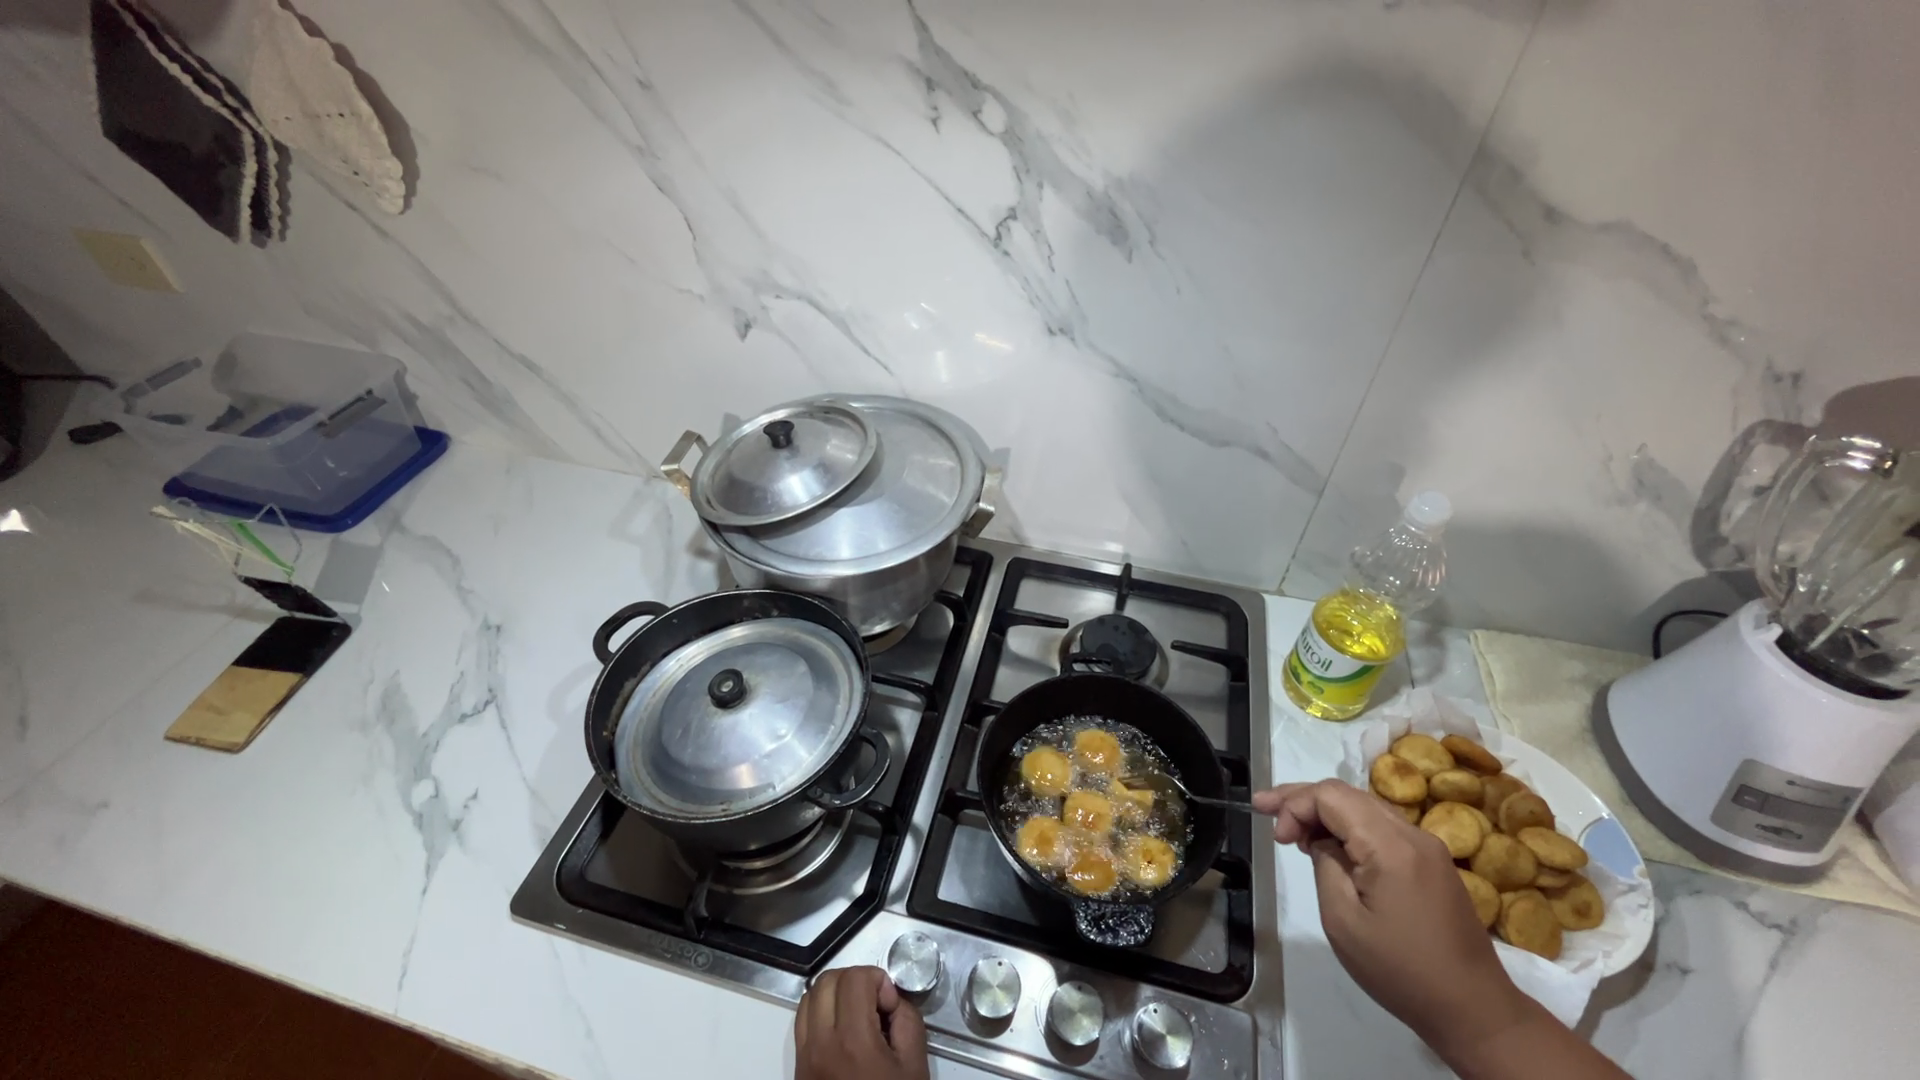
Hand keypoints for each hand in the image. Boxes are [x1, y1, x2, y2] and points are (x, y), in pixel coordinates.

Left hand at [795, 966, 928, 1079]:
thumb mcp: (914, 1066)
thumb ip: (908, 1020)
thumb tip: (890, 999)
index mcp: (853, 1042)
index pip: (855, 978)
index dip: (878, 980)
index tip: (890, 1005)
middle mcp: (821, 1044)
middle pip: (828, 980)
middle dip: (856, 980)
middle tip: (875, 1002)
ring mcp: (804, 1056)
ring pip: (809, 995)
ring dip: (835, 992)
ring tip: (857, 1012)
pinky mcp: (798, 1067)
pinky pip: (802, 1020)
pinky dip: (820, 1010)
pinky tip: (842, 1027)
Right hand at [1251, 781, 1529, 1055]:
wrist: (1474, 1009)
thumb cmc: (1400, 970)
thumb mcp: (1343, 921)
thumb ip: (1326, 866)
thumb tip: (1322, 841)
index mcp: (1391, 846)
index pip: (1331, 796)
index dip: (1295, 805)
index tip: (1278, 839)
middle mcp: (1413, 835)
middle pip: (1347, 794)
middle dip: (1302, 799)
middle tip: (1262, 806)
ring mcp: (1427, 847)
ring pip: (1364, 807)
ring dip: (1324, 812)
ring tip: (1288, 825)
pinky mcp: (1432, 863)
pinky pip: (1381, 828)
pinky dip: (1348, 827)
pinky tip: (1327, 843)